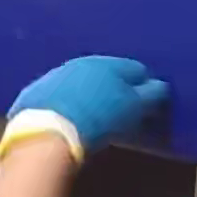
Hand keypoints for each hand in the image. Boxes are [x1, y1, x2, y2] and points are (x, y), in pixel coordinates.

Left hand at [1, 55, 168, 161]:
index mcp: (109, 64)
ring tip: (97, 117)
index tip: (150, 105)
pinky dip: (68, 104)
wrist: (49, 133)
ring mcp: (55, 75)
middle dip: (117, 89)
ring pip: (82, 83)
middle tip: (124, 112)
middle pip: (107, 74)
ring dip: (92, 95)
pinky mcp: (34, 92)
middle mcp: (81, 63)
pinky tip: (71, 120)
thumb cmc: (101, 119)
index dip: (146, 87)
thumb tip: (161, 85)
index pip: (137, 70)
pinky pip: (59, 95)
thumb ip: (152, 95)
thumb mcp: (136, 109)